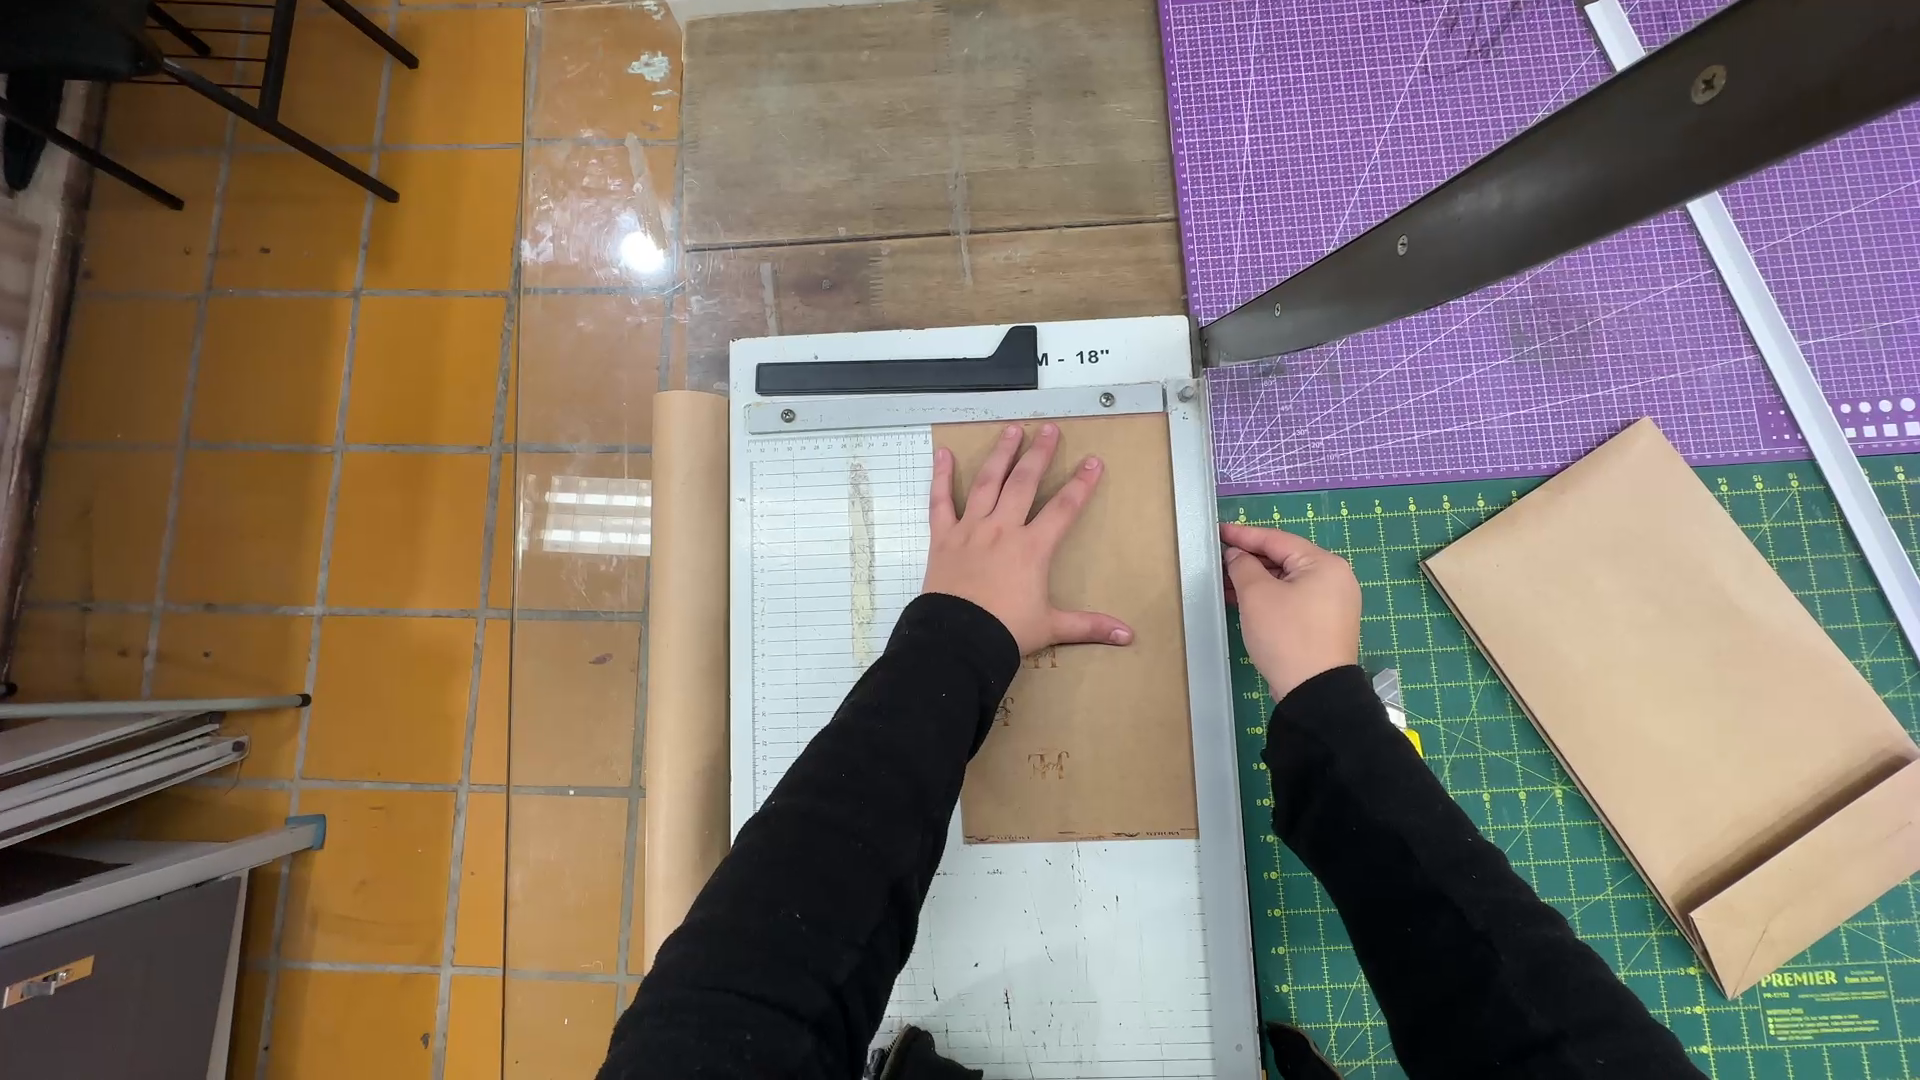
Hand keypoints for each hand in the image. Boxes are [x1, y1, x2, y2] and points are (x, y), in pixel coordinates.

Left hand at [923, 423, 1132, 655]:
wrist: (959, 640)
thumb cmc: (1005, 632)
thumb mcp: (1051, 627)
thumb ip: (1090, 625)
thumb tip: (1128, 636)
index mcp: (1032, 548)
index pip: (1064, 508)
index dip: (1081, 484)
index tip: (1093, 462)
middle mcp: (1002, 530)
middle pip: (1024, 482)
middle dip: (1039, 454)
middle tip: (1049, 429)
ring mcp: (971, 530)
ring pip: (987, 482)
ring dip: (1001, 454)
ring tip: (1011, 430)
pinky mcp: (943, 538)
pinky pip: (940, 501)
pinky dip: (940, 476)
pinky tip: (942, 453)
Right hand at [1221, 523, 1360, 699]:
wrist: (1315, 691)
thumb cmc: (1287, 635)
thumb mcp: (1257, 595)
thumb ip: (1243, 566)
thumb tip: (1236, 555)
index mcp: (1324, 564)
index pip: (1277, 540)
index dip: (1244, 535)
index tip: (1219, 531)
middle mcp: (1335, 578)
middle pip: (1284, 559)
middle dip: (1249, 559)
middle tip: (1219, 558)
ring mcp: (1333, 602)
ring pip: (1287, 581)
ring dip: (1256, 580)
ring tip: (1225, 581)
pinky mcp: (1325, 623)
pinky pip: (1293, 598)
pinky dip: (1268, 596)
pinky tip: (1243, 600)